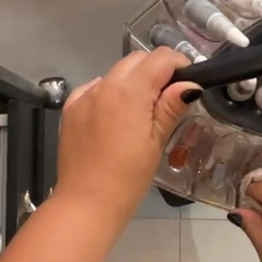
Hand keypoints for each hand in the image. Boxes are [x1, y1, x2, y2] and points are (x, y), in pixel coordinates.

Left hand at [52, 49, 197, 228]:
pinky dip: (109, 94)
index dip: (179, 66)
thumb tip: (190, 85)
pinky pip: (94, 89)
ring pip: (115, 74)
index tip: (186, 86)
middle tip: (166, 102)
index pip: (161, 58)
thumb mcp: (156, 142)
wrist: (86, 203)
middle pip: (137, 60)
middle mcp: (104, 85)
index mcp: (129, 91)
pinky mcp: (70, 110)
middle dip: (156, 72)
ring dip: (132, 83)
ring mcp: (84, 96)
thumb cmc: (127, 178)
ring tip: (139, 115)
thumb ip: (171, 107)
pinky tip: (114, 119)